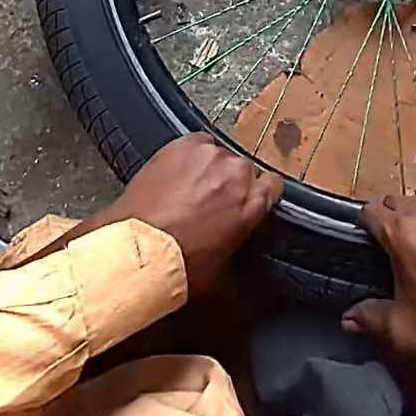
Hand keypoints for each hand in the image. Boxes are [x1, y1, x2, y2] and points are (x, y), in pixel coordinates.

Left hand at [84, 132, 282, 293]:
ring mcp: (209, 153)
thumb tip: (248, 273)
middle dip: (230, 182)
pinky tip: (176, 173)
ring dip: (208, 168)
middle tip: (211, 200)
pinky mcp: (182, 143)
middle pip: (243, 168)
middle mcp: (236, 172)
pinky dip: (188, 155)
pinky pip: (195, 142)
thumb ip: (245, 259)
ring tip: (188, 187)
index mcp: (254, 201)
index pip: (272, 184)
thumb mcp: (225, 272)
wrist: (143, 245)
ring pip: (218, 154)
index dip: (257, 194)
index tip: (244, 201)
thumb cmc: (182, 262)